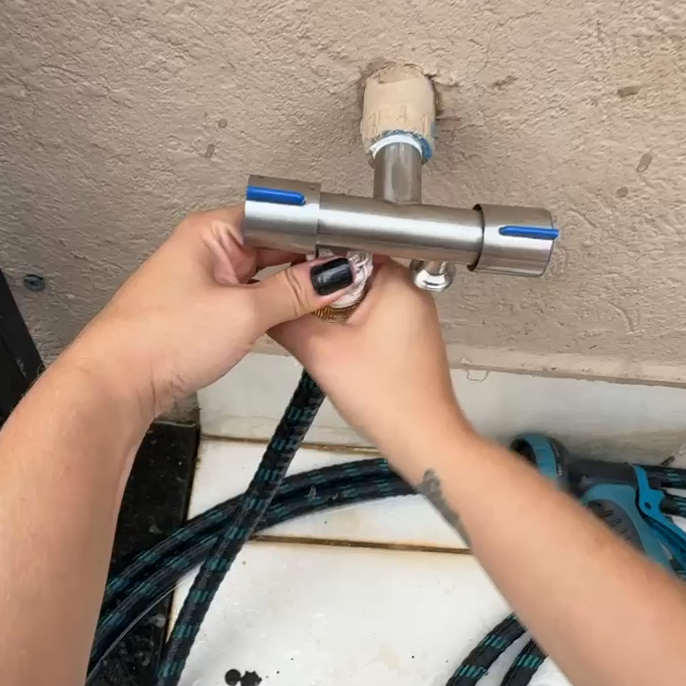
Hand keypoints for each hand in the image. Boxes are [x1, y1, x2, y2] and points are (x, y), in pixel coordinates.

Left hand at [60, 207, 353, 420]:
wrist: (117, 384)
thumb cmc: (159, 339)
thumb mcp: (244, 312)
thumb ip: (296, 291)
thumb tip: (334, 273)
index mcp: (211, 231)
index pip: (279, 218)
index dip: (316, 234)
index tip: (348, 250)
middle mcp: (207, 248)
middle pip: (274, 244)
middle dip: (309, 262)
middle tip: (347, 277)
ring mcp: (205, 279)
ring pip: (264, 273)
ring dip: (292, 286)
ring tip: (326, 297)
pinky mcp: (204, 309)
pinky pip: (250, 297)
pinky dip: (273, 305)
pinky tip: (294, 316)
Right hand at [268, 261, 471, 466]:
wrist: (421, 439)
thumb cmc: (387, 396)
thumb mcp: (321, 351)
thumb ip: (287, 320)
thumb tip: (264, 306)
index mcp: (397, 282)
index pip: (347, 245)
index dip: (312, 258)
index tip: (289, 272)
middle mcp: (411, 293)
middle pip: (352, 274)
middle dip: (322, 292)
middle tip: (298, 309)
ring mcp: (413, 317)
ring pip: (360, 299)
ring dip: (334, 313)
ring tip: (320, 334)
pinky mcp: (409, 339)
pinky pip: (372, 320)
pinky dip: (350, 329)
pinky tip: (339, 350)